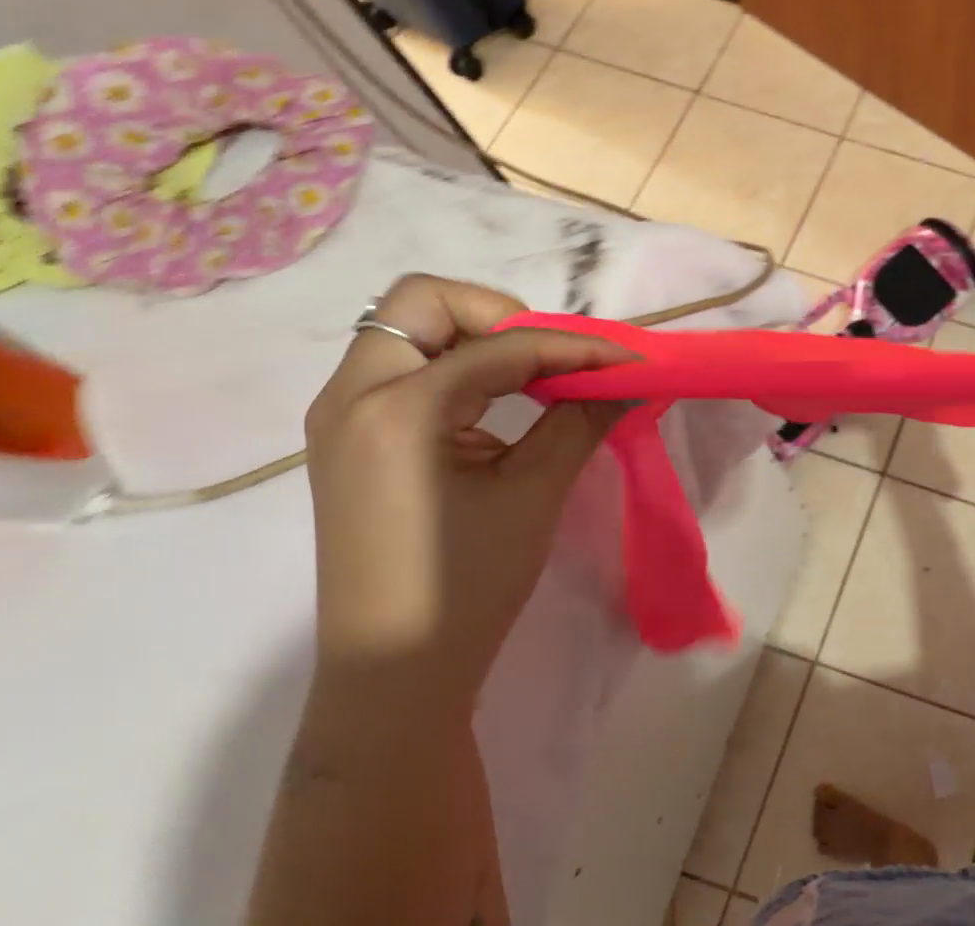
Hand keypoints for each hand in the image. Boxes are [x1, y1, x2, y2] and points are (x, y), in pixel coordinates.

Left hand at [303, 275, 629, 715]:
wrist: (395, 670)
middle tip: (557, 360)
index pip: (499, 347)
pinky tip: (501, 411)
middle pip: (423, 304)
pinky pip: (403, 374)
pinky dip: (458, 373)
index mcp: (395, 408)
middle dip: (502, 317)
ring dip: (480, 342)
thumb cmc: (467, 583)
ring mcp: (342, 417)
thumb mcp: (534, 494)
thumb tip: (632, 378)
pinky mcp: (351, 441)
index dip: (574, 346)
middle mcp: (352, 396)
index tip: (630, 360)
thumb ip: (582, 420)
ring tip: (539, 381)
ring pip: (409, 333)